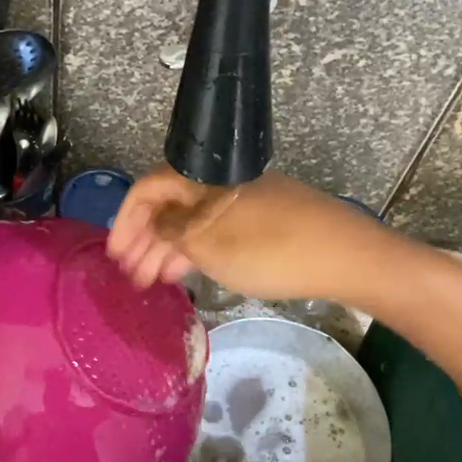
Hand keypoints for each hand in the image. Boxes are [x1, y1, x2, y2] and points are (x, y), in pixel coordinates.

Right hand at [107, 166, 379, 300]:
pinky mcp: (264, 221)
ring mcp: (244, 201)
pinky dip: (196, 251)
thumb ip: (172, 231)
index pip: (149, 188)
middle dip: (145, 238)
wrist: (347, 256)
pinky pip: (216, 232)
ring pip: (194, 222)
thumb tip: (152, 222)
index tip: (114, 254)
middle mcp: (220, 183)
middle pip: (170, 205)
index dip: (125, 219)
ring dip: (168, 249)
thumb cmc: (270, 249)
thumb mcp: (210, 244)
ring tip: (150, 281)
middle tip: (129, 274)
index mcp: (203, 179)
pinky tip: (186, 273)